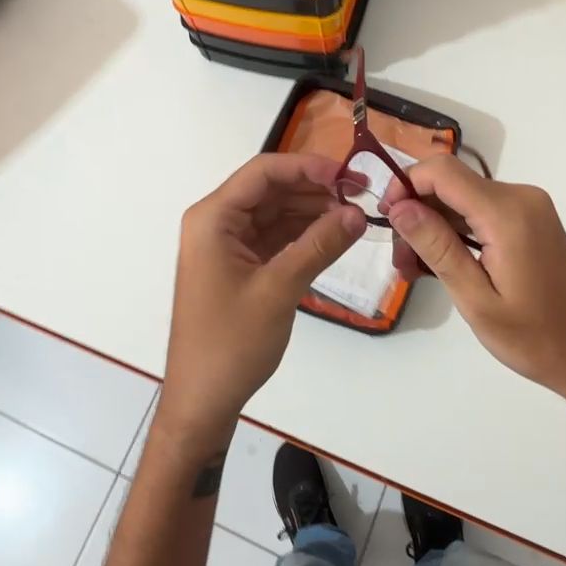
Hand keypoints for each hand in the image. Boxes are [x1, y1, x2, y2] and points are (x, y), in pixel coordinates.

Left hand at [161, 154, 364, 442]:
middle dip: (315, 188)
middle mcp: (216, 222)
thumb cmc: (231, 342)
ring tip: (355, 216)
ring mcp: (227, 244)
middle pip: (270, 189)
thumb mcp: (279, 289)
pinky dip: (303, 234)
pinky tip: (334, 235)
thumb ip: (319, 246)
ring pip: (275, 211)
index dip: (309, 167)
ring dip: (312, 210)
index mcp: (213, 218)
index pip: (264, 172)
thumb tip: (358, 213)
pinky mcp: (239, 265)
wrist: (202, 399)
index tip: (351, 176)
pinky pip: (274, 236)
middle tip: (362, 195)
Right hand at [386, 155, 565, 410]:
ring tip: (417, 271)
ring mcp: (530, 206)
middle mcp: (520, 197)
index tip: (387, 220)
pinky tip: (446, 264)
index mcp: (507, 213)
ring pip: (463, 198)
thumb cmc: (535, 338)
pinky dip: (458, 231)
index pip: (442, 171)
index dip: (406, 184)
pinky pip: (482, 211)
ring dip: (435, 227)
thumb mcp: (476, 299)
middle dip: (417, 214)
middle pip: (450, 184)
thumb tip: (399, 207)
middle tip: (402, 264)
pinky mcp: (532, 219)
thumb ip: (437, 247)